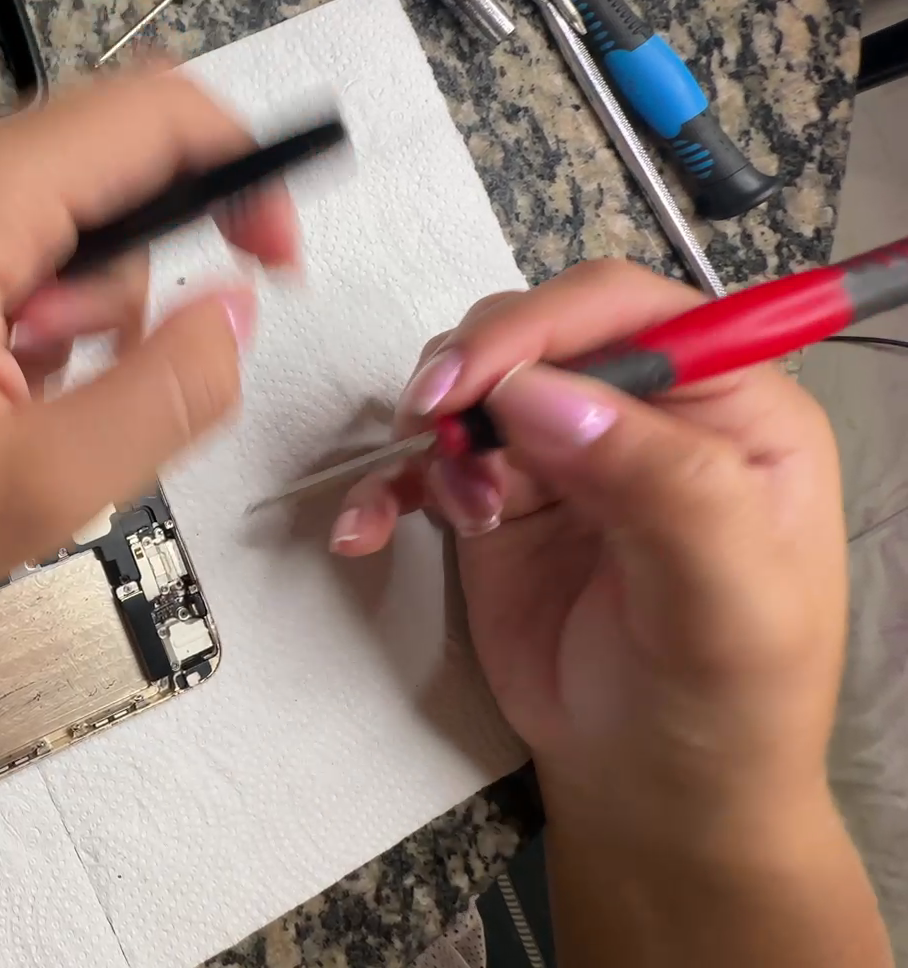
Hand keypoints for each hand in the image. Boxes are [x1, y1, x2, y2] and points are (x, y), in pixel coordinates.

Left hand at [0, 69, 296, 676]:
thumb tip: (231, 316)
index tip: (266, 254)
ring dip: (59, 311)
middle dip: (118, 286)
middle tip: (65, 387)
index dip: (241, 172)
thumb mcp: (38, 490)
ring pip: (41, 213)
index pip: (150, 116)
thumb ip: (169, 393)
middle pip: (93, 171)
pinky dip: (7, 310)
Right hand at [329, 261, 849, 851]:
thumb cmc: (714, 699)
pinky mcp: (484, 500)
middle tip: (436, 441)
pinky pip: (414, 466)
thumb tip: (537, 395)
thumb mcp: (721, 603)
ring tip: (455, 517)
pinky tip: (363, 531)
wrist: (638, 773)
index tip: (459, 387)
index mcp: (722, 413)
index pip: (619, 312)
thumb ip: (658, 485)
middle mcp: (629, 418)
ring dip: (425, 442)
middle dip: (464, 381)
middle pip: (522, 339)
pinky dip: (378, 491)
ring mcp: (549, 458)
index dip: (532, 330)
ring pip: (457, 394)